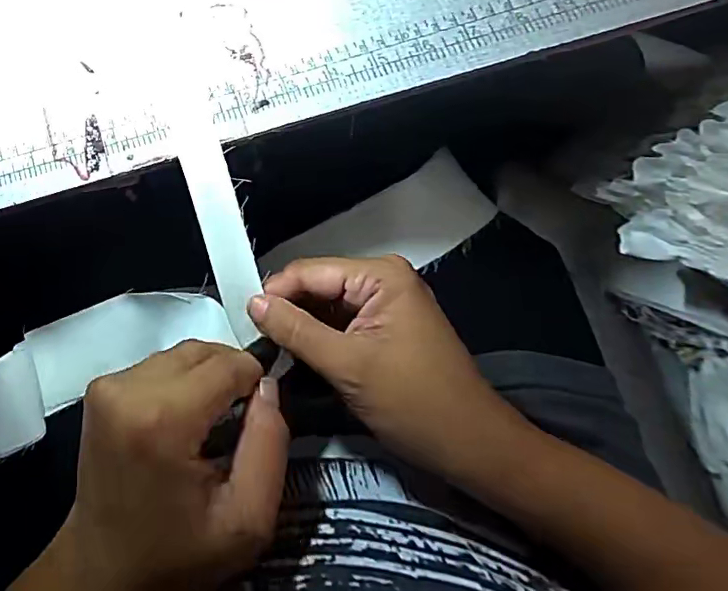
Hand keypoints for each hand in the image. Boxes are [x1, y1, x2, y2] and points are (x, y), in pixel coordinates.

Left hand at [22, 340, 288, 590]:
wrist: (107, 564)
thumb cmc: (178, 551)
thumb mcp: (245, 519)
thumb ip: (267, 446)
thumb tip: (269, 387)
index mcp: (161, 417)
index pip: (222, 365)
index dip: (253, 374)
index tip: (268, 398)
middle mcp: (127, 388)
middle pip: (195, 353)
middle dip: (228, 370)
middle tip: (248, 408)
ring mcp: (107, 385)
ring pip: (173, 356)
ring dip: (201, 375)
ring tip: (217, 417)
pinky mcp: (97, 388)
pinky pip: (151, 367)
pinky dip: (175, 382)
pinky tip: (184, 417)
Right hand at [247, 256, 533, 482]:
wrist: (481, 455)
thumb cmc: (419, 406)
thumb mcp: (348, 367)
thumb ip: (296, 330)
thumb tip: (251, 302)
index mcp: (380, 275)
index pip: (307, 272)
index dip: (274, 294)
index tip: (246, 322)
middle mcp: (381, 279)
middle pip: (313, 286)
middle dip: (286, 311)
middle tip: (257, 339)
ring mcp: (383, 302)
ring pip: (321, 305)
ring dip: (299, 327)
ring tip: (273, 349)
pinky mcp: (382, 326)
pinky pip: (336, 322)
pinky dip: (316, 338)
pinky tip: (299, 356)